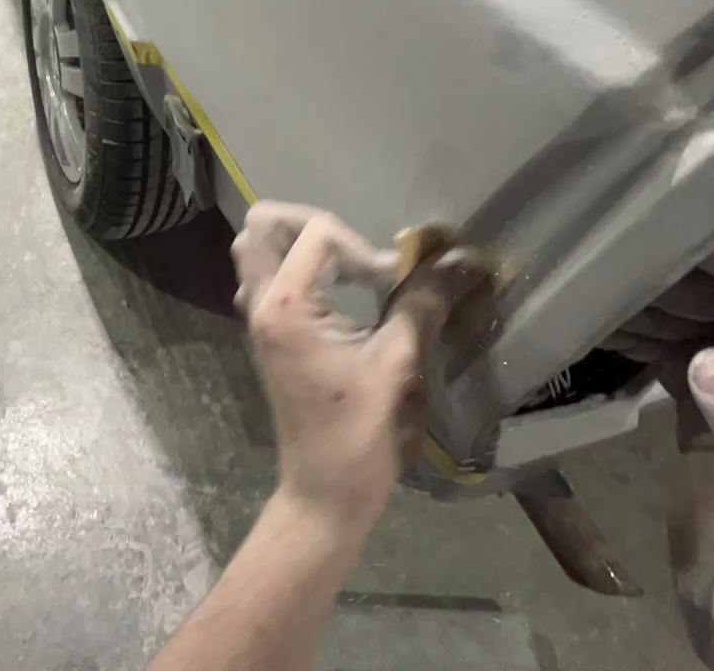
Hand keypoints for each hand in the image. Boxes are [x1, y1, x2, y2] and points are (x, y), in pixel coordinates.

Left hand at [230, 203, 469, 528]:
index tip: (391, 284)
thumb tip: (457, 262)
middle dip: (314, 224)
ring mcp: (256, 316)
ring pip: (257, 246)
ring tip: (345, 266)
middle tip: (355, 254)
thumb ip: (421, 304)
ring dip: (299, 242)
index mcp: (285, 306)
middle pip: (264, 224)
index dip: (363, 247)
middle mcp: (260, 302)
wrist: (323, 490)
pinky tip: (332, 289)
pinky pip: (265, 274)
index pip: (317, 232)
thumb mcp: (395, 365)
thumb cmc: (358, 434)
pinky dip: (294, 265)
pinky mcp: (266, 329)